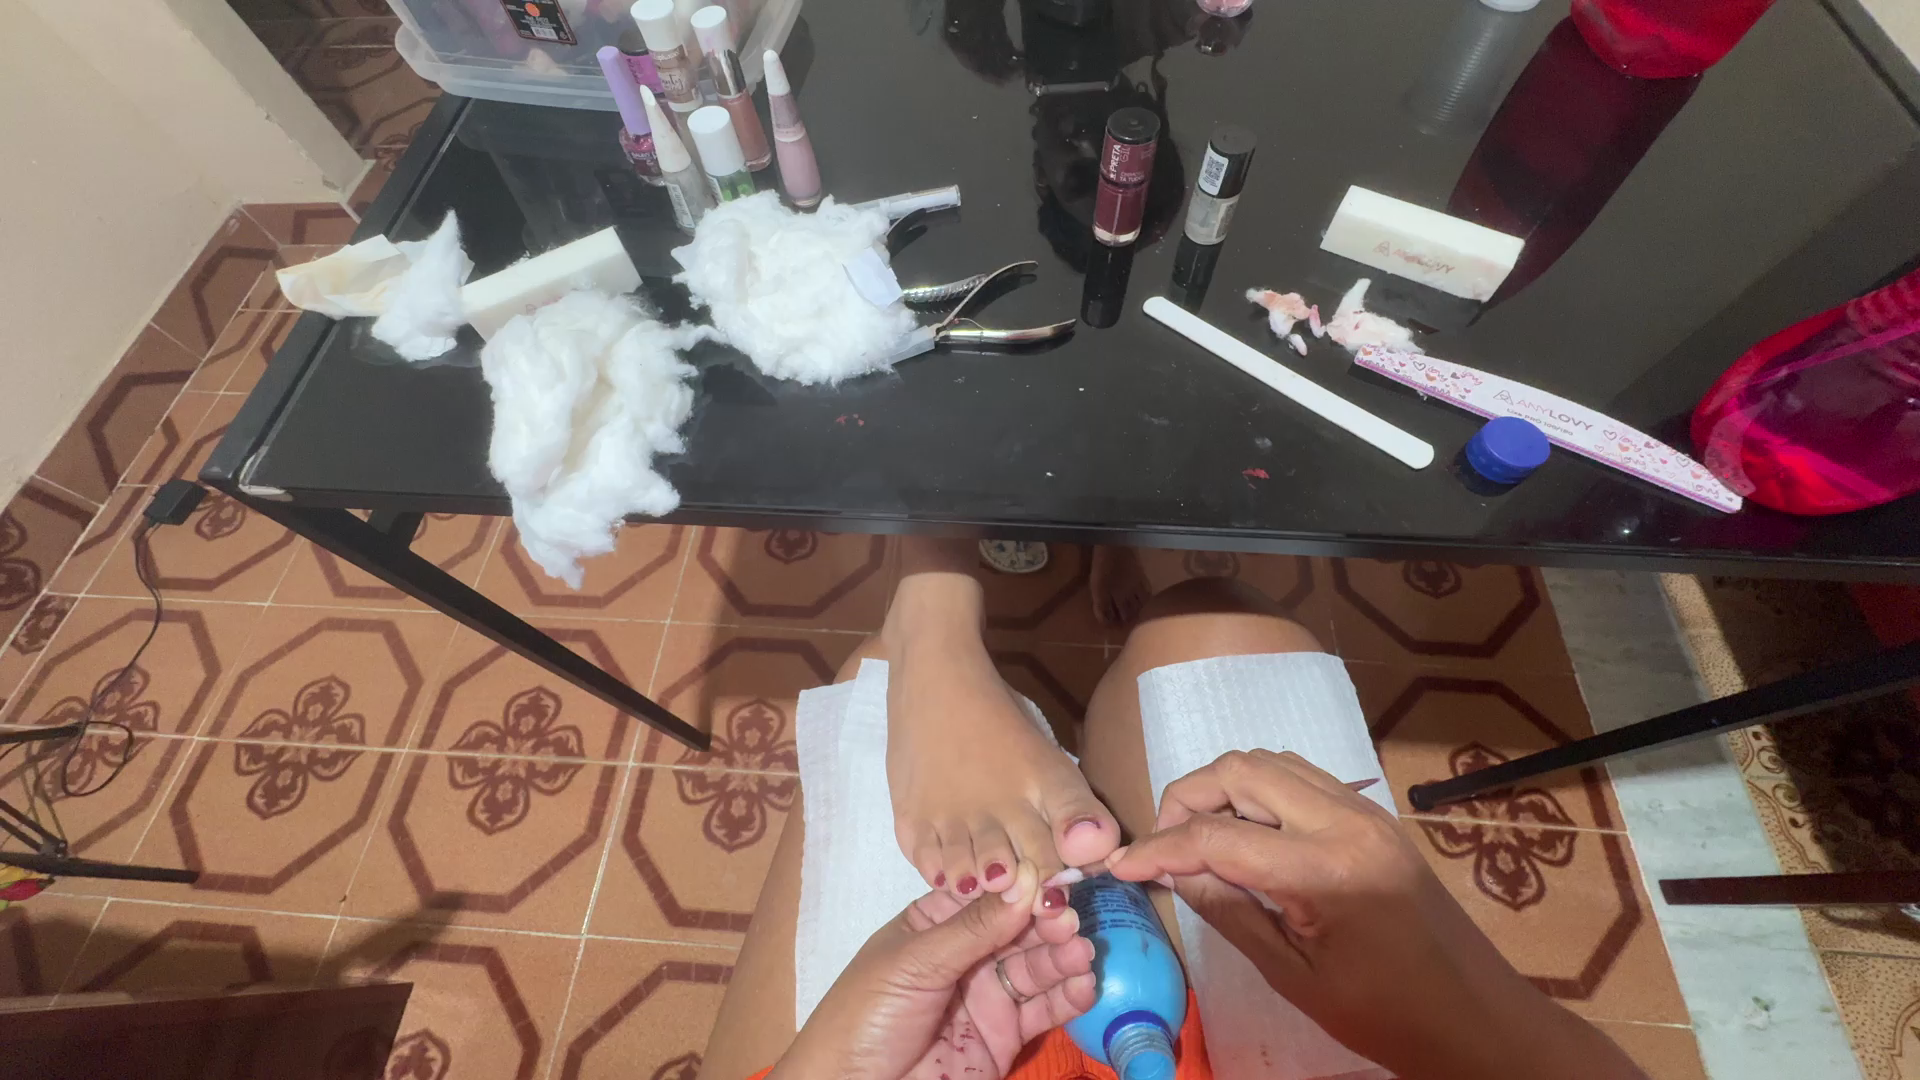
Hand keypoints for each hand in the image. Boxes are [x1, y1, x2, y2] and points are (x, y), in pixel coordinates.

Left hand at [772, 865, 1095, 1079]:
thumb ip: (974, 926)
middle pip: (1017, 927)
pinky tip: (1084, 983)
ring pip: (1034, 965)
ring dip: (1061, 956)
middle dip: (1046, 920)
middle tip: (1070, 917)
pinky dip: (1066, 996)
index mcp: (936, 920)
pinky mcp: (1003, 1036)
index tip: (1054, 875)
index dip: (1021, 884)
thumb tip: (1027, 879)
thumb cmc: (867, 1013)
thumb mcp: (916, 961)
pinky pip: (1040, 1010)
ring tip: (1082, 950)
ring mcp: (986, 993)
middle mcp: (967, 951)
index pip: (988, 894)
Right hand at [1107, 750, 1645, 1079]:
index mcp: (1326, 872)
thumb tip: (1176, 868)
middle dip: (1186, 798)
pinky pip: (1295, 773)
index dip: (1159, 848)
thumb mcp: (1295, 978)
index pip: (1217, 838)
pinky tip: (1245, 825)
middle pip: (1238, 770)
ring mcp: (1361, 808)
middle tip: (1166, 844)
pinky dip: (1255, 787)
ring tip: (1199, 833)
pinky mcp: (1369, 811)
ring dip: (1220, 786)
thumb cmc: (1389, 1018)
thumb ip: (1228, 911)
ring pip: (1265, 761)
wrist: (1486, 1024)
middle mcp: (1344, 820)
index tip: (1121, 864)